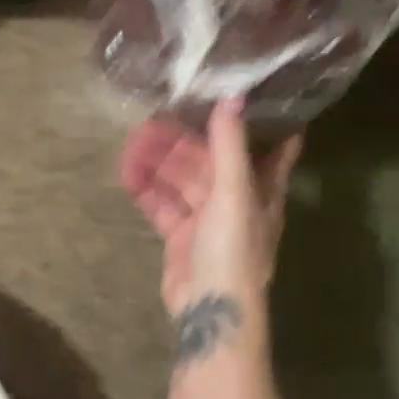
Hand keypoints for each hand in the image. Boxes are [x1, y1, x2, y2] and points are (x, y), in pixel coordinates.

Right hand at [119, 97, 301, 316]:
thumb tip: (232, 96)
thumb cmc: (233, 247)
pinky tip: (127, 175)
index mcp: (262, 186)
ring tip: (130, 145)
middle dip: (182, 140)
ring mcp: (206, 218)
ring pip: (181, 181)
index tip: (233, 94)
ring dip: (158, 163)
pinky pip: (162, 205)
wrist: (210, 304)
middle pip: (209, 160)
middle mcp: (236, 198)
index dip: (257, 120)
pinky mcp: (179, 236)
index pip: (271, 145)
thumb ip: (230, 145)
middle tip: (149, 120)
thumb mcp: (233, 192)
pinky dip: (146, 190)